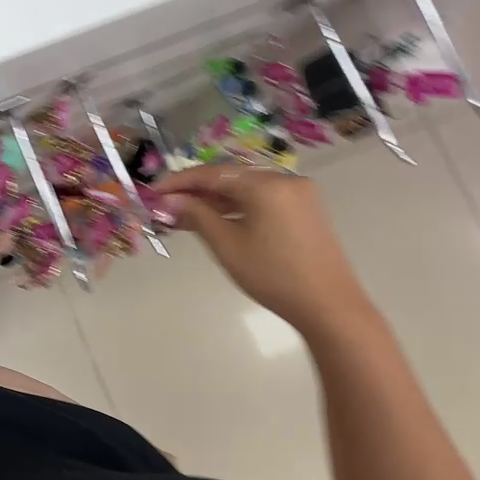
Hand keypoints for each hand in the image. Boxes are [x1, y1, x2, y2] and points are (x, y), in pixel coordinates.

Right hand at [155, 165, 375, 334]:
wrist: (328, 305)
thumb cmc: (271, 274)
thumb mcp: (226, 244)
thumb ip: (195, 214)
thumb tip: (167, 200)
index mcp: (267, 184)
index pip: (212, 174)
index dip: (178, 182)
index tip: (151, 193)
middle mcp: (285, 180)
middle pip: (230, 178)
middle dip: (195, 191)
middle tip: (165, 207)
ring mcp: (298, 194)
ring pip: (245, 189)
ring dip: (214, 201)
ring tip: (183, 218)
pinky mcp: (304, 210)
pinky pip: (261, 200)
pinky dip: (235, 208)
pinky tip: (215, 221)